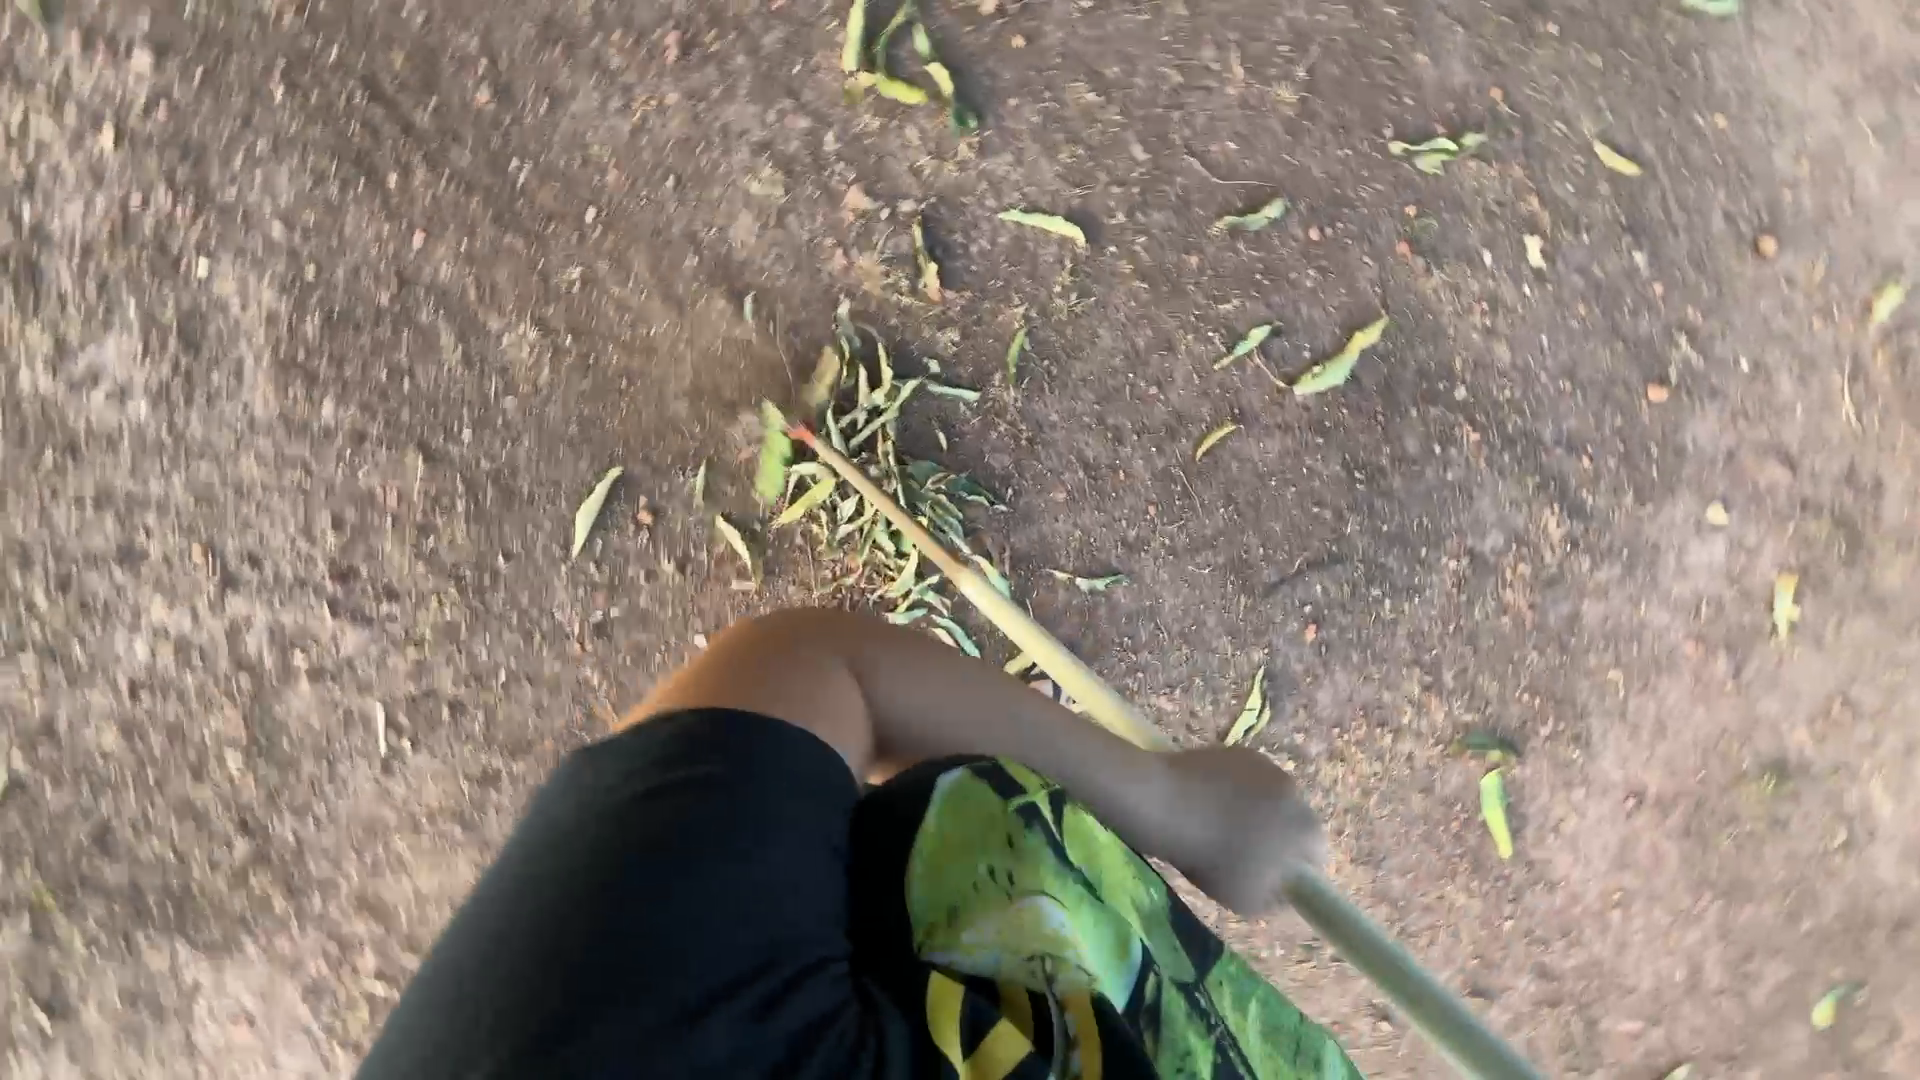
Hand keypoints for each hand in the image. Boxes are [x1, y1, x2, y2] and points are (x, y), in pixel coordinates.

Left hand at [1148, 746, 1326, 915]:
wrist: (1166, 803)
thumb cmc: (1211, 857)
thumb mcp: (1250, 901)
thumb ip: (1278, 898)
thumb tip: (1284, 889)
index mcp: (1307, 828)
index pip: (1316, 856)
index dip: (1295, 871)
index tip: (1269, 877)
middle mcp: (1294, 790)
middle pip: (1293, 821)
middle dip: (1275, 836)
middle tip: (1241, 852)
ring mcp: (1264, 765)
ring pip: (1268, 797)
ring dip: (1254, 809)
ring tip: (1218, 824)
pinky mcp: (1236, 749)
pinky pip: (1244, 778)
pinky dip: (1232, 787)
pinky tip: (1207, 800)